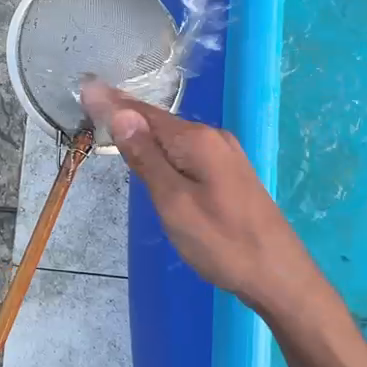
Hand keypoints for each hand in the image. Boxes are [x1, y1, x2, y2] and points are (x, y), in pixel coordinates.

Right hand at [81, 81, 319, 313]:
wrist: (281, 278)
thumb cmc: (223, 243)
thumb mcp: (174, 203)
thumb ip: (146, 159)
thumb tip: (121, 114)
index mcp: (197, 141)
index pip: (145, 114)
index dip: (114, 103)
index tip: (86, 88)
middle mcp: (214, 138)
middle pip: (160, 123)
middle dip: (128, 116)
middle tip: (93, 107)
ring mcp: (227, 156)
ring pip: (175, 140)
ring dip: (146, 135)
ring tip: (115, 128)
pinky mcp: (232, 174)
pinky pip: (189, 153)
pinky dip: (165, 152)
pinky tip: (155, 159)